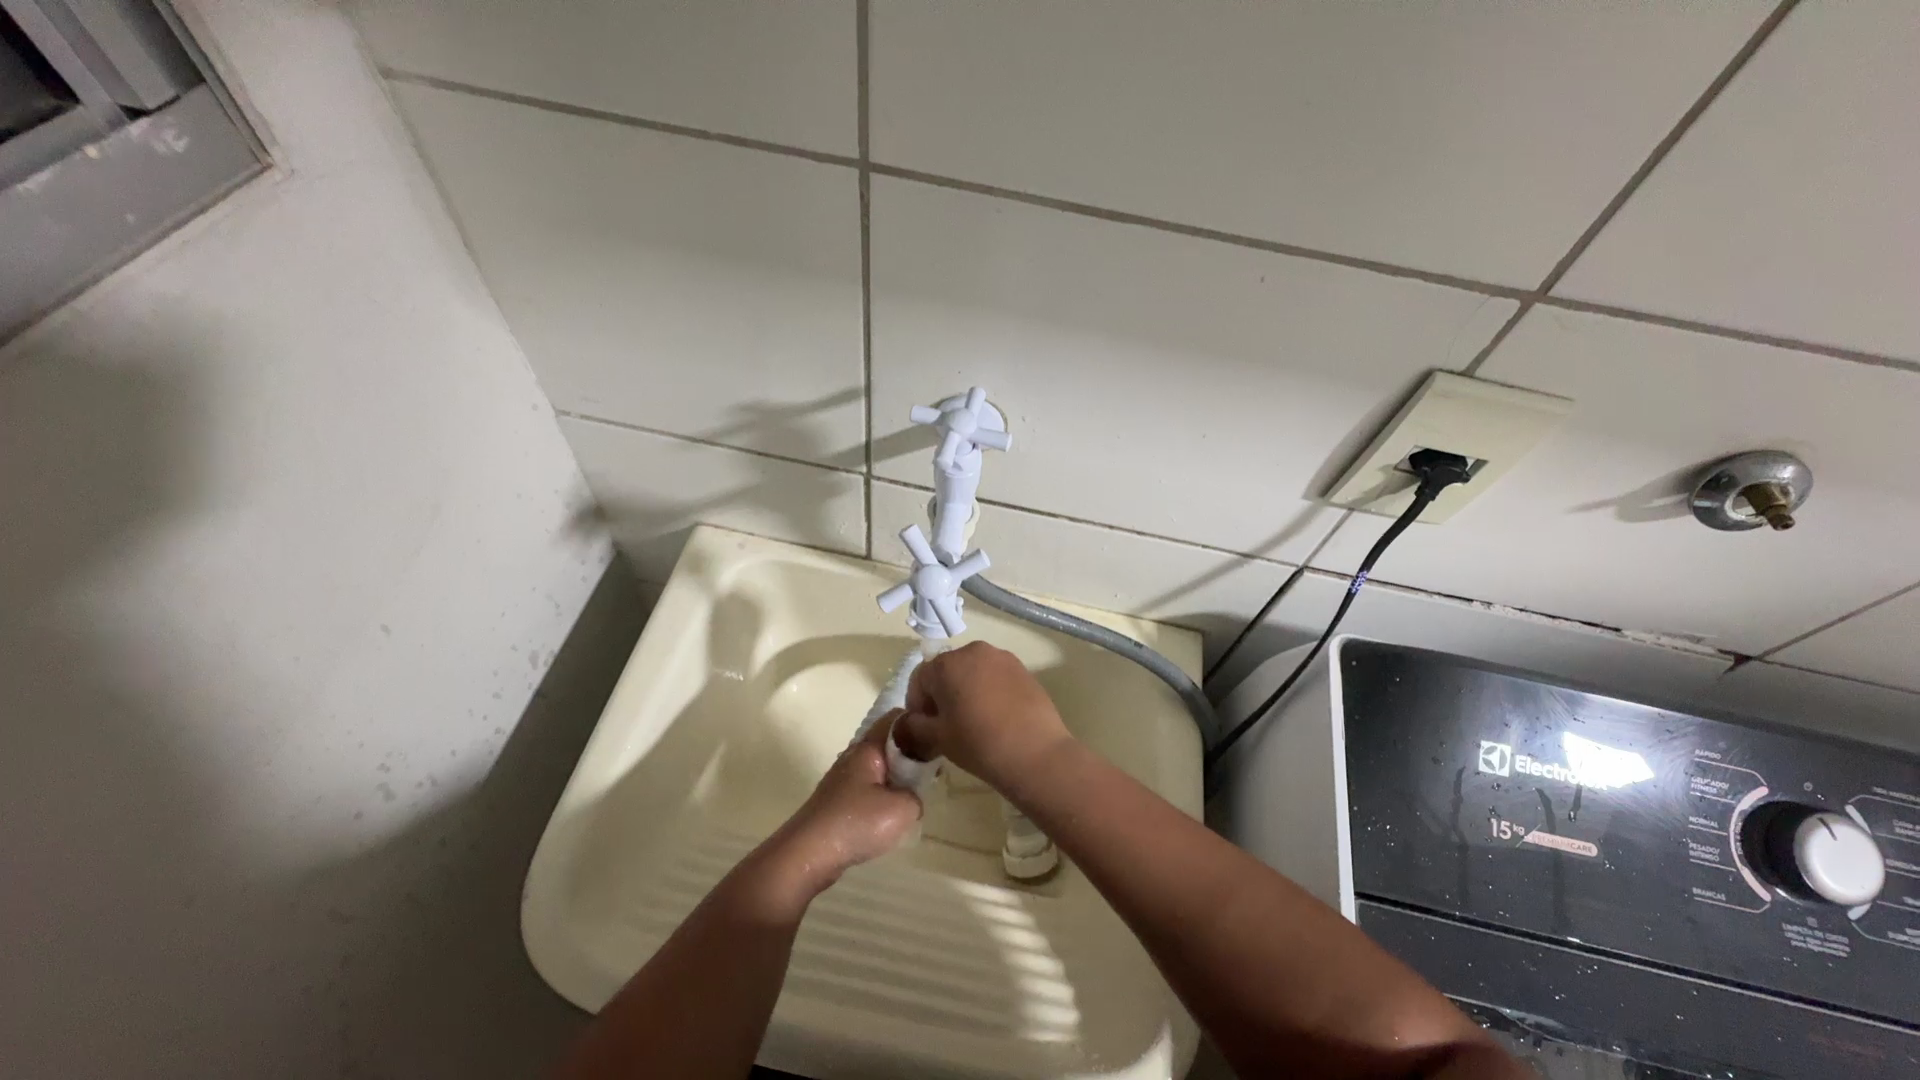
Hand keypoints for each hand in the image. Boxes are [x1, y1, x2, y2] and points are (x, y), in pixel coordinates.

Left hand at [760, 714, 923, 900]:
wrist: (808, 854)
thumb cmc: (856, 823)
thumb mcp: (903, 808)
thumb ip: (917, 795)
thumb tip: (911, 797)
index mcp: (868, 749)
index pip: (896, 718)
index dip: (920, 723)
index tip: (938, 740)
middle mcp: (853, 757)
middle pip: (889, 744)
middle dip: (912, 755)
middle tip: (933, 773)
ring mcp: (843, 780)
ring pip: (879, 768)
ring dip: (898, 778)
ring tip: (916, 795)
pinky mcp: (838, 801)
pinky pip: (869, 788)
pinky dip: (883, 796)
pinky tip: (892, 815)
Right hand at [894, 642, 1073, 789]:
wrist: (1036, 753)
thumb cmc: (978, 743)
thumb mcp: (937, 739)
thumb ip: (912, 727)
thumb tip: (906, 724)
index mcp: (947, 663)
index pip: (919, 680)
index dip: (917, 706)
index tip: (924, 730)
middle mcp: (974, 651)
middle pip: (946, 672)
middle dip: (941, 697)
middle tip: (947, 728)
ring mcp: (1003, 658)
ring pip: (972, 674)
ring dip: (965, 693)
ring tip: (973, 724)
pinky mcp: (1024, 671)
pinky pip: (995, 679)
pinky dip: (988, 693)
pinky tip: (995, 720)